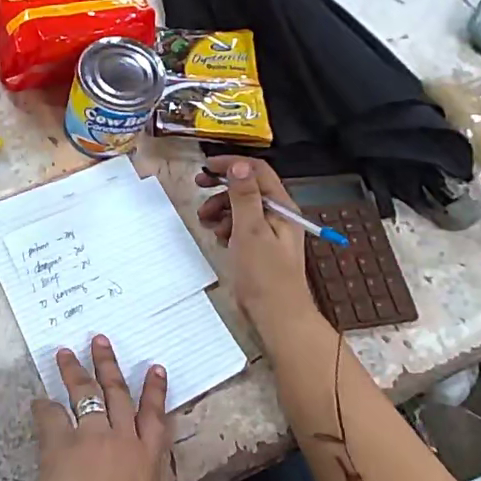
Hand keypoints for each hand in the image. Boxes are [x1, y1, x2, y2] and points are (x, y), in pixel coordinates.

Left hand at [21, 336, 188, 480]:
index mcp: (148, 465)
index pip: (155, 418)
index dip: (155, 391)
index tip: (155, 367)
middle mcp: (122, 442)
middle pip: (117, 394)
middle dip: (109, 364)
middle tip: (100, 339)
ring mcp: (91, 439)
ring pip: (85, 394)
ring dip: (74, 370)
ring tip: (64, 352)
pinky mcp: (60, 444)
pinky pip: (52, 416)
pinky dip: (44, 407)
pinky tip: (38, 400)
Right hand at [196, 156, 317, 321]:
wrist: (276, 315)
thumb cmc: (264, 274)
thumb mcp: (250, 229)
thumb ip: (244, 196)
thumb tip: (239, 166)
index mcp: (281, 206)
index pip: (257, 171)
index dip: (231, 164)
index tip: (206, 168)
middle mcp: (278, 215)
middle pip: (248, 188)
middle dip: (222, 187)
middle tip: (199, 187)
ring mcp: (270, 232)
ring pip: (242, 208)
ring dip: (221, 209)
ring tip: (205, 221)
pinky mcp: (261, 248)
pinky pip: (241, 227)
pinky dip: (227, 226)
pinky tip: (218, 237)